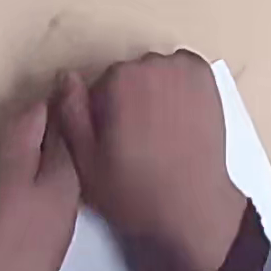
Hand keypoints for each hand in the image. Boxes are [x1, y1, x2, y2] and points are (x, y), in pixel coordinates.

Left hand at [0, 99, 81, 270]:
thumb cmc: (24, 251)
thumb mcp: (62, 194)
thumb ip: (64, 144)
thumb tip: (62, 109)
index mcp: (8, 140)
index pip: (40, 106)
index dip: (58, 119)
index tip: (68, 142)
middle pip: (9, 132)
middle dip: (29, 147)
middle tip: (47, 183)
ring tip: (17, 208)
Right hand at [56, 50, 247, 270]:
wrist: (193, 208)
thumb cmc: (136, 191)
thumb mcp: (87, 163)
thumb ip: (71, 112)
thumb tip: (66, 75)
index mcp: (118, 79)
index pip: (104, 83)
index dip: (107, 111)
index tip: (117, 137)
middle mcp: (149, 62)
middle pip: (131, 74)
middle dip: (132, 97)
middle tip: (141, 137)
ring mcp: (180, 66)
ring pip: (157, 70)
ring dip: (156, 89)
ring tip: (163, 129)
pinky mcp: (203, 73)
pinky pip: (183, 67)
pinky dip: (181, 83)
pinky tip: (181, 113)